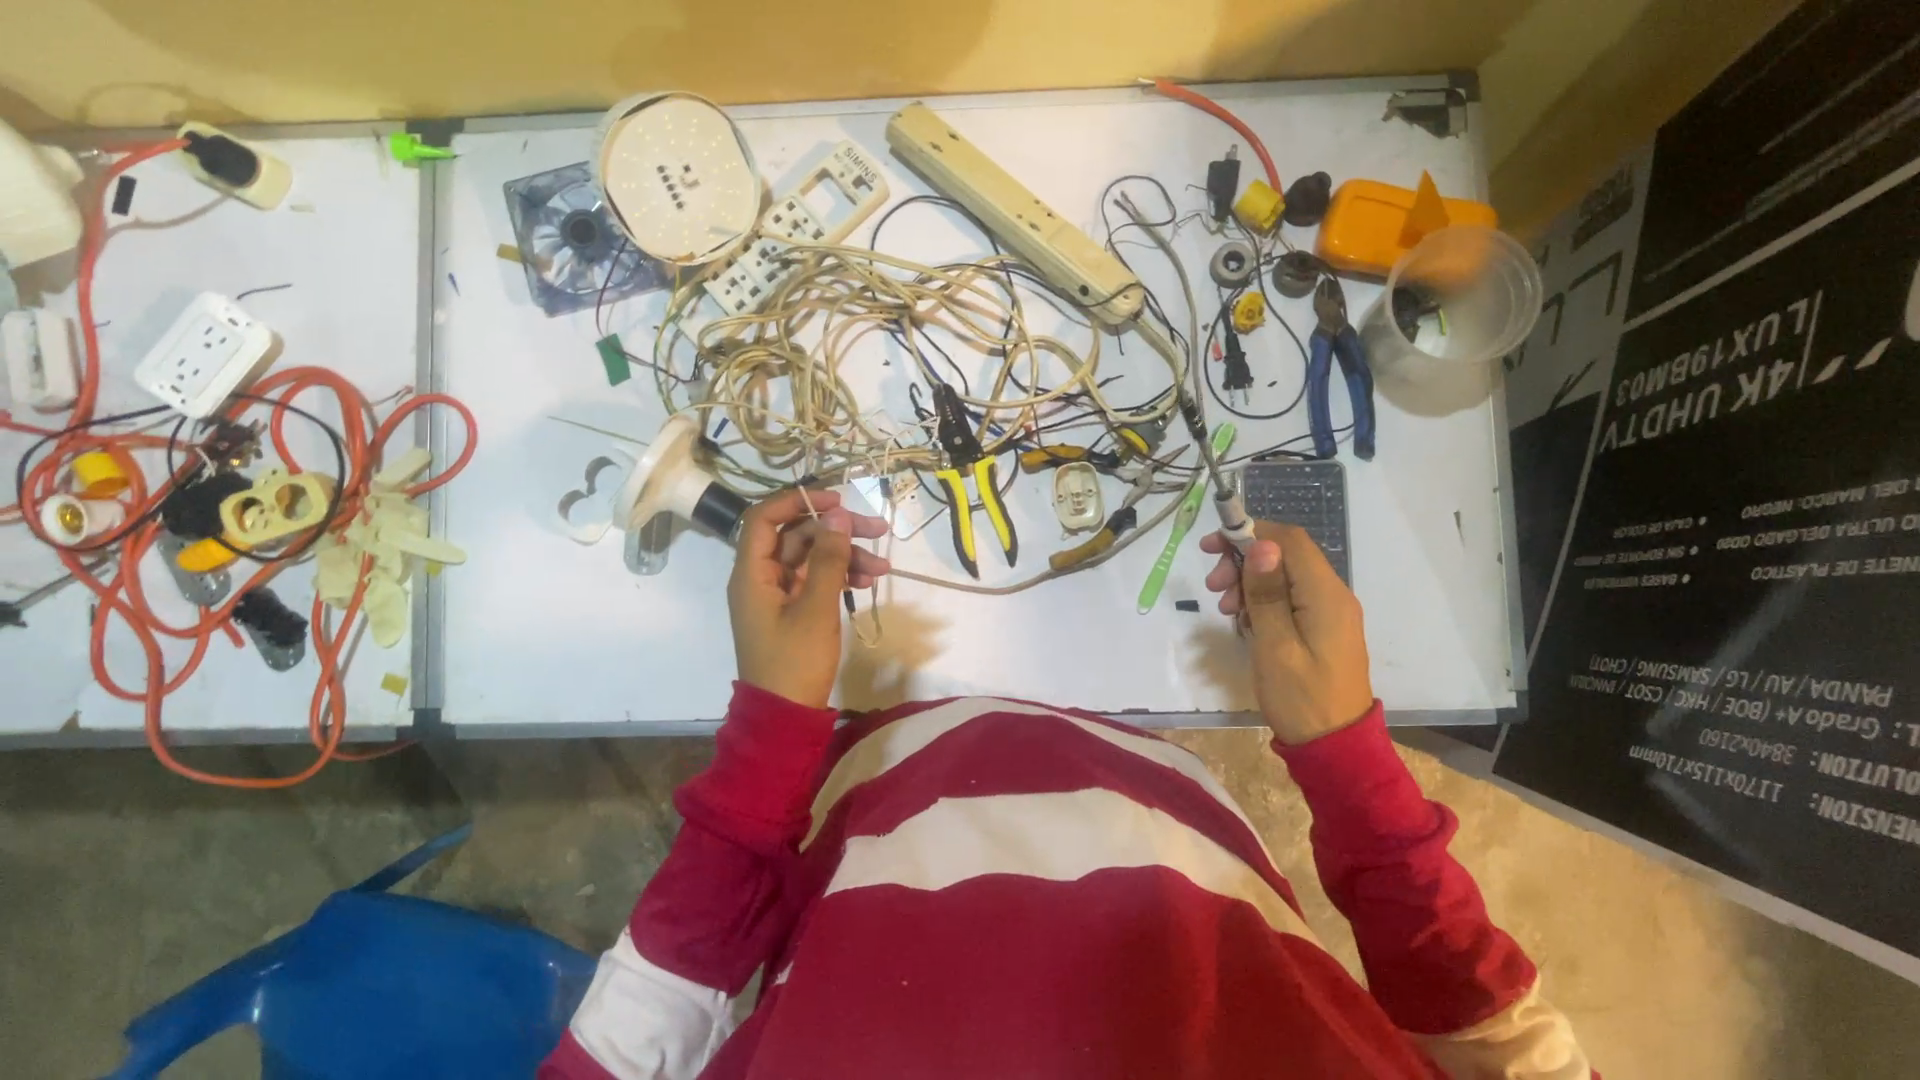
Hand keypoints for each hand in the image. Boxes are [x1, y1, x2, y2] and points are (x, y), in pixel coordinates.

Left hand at [728, 489, 890, 708]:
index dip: (799, 501)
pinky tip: (868, 583)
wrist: (784, 717)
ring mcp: (777, 595)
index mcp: (751, 573)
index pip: (765, 517)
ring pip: (811, 558)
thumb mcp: (816, 609)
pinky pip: (816, 581)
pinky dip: (840, 578)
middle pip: (796, 536)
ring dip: (846, 556)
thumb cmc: (794, 661)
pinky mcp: (792, 611)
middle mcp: (760, 578)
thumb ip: (828, 559)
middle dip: (836, 531)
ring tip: (882, 568)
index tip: (837, 500)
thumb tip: (837, 514)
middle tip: (877, 531)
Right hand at [1200, 522, 1373, 744]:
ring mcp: (1331, 613)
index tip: (1211, 548)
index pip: (1289, 541)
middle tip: (1213, 587)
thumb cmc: (1301, 697)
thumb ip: (1268, 593)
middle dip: (1244, 561)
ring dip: (1250, 583)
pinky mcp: (1323, 629)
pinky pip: (1291, 600)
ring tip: (1225, 609)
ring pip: (1285, 577)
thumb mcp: (1275, 646)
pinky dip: (1263, 602)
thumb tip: (1262, 545)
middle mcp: (1333, 596)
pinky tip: (1245, 623)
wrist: (1335, 746)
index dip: (1250, 534)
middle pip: (1286, 556)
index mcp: (1326, 595)